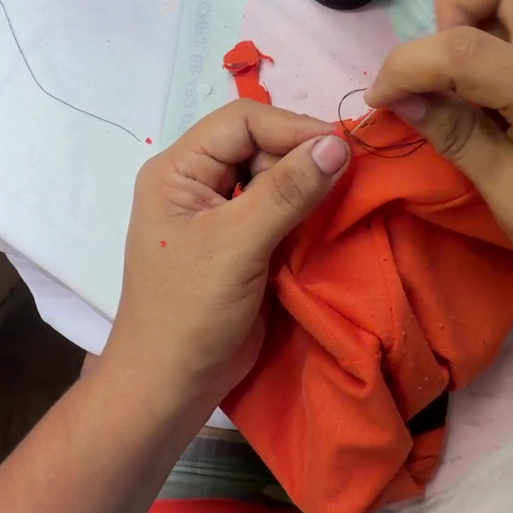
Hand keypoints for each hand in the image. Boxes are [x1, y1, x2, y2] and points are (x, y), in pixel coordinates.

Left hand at [102, 99, 351, 413]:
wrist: (169, 389)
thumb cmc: (190, 312)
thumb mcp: (239, 245)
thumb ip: (288, 191)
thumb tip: (338, 143)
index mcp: (178, 169)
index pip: (240, 122)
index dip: (290, 127)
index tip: (339, 148)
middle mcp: (195, 181)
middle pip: (255, 142)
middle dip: (298, 154)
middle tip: (344, 174)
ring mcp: (216, 211)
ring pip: (269, 173)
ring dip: (304, 182)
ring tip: (340, 193)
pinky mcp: (238, 239)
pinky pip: (275, 205)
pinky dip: (302, 208)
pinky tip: (326, 216)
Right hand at [364, 0, 512, 299]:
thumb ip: (458, 138)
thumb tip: (400, 96)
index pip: (469, 47)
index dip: (409, 65)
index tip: (381, 101)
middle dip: (452, 5)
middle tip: (436, 70)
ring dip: (461, 20)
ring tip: (448, 85)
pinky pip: (508, 25)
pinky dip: (471, 42)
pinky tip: (466, 95)